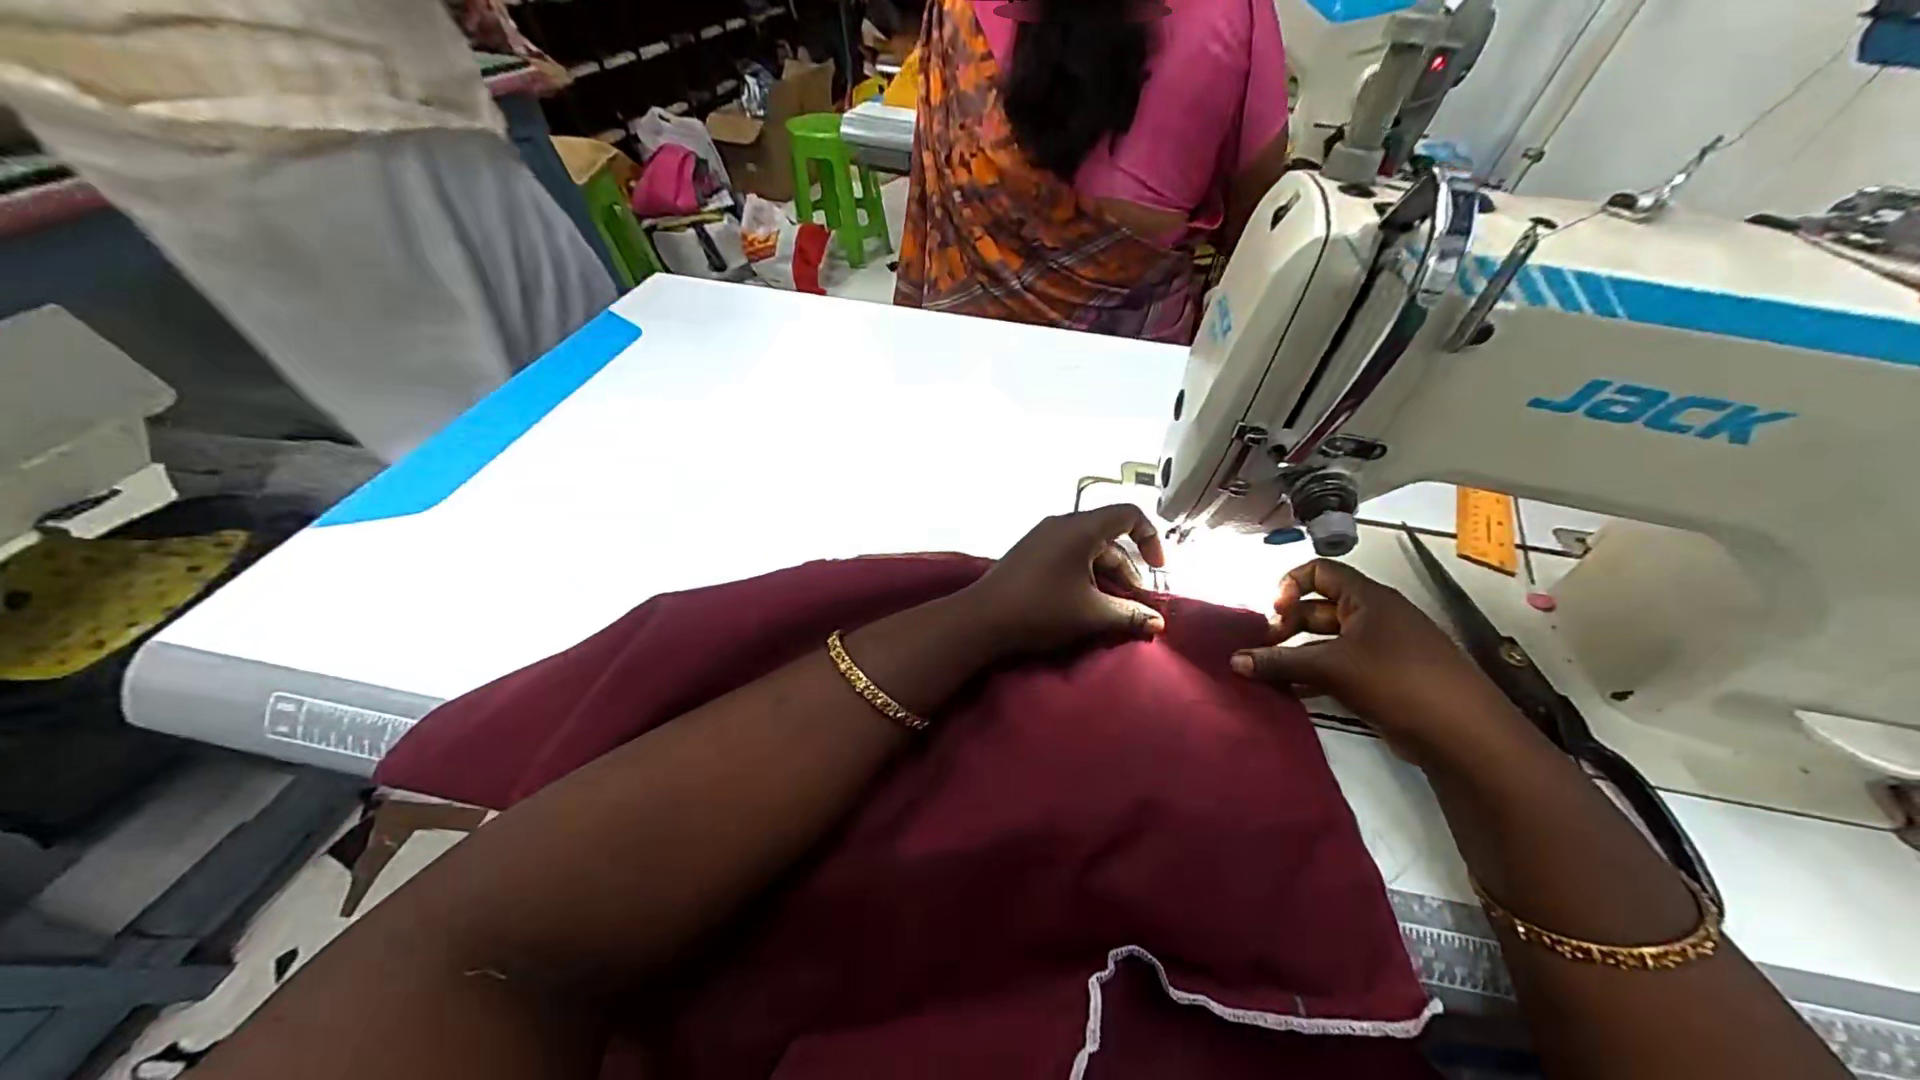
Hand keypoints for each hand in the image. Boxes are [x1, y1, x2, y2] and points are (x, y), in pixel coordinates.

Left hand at [956, 507, 1166, 658]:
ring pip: (1088, 549)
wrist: (981, 619)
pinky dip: (1085, 575)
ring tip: (1113, 610)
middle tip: (1135, 604)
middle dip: (1128, 570)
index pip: (1128, 513)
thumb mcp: (1091, 614)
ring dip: (1106, 576)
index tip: (1157, 569)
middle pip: (1109, 537)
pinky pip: (1068, 556)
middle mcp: (1062, 524)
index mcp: (1081, 528)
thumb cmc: (1040, 610)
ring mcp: (1042, 537)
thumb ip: (1130, 615)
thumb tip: (1158, 623)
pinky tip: (1086, 604)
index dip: (1151, 538)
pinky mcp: (1029, 553)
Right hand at [1229, 559, 1515, 761]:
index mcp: (1368, 598)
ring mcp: (1381, 649)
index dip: (1291, 585)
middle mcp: (1375, 617)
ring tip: (1270, 673)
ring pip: (1327, 641)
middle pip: (1318, 608)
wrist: (1465, 735)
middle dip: (1288, 624)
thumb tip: (1235, 661)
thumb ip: (1279, 662)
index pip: (1320, 571)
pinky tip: (1293, 693)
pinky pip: (1339, 667)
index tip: (1274, 612)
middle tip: (1265, 647)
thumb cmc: (1398, 681)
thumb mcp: (1332, 667)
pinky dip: (1314, 675)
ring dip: (1297, 654)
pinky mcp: (1384, 680)